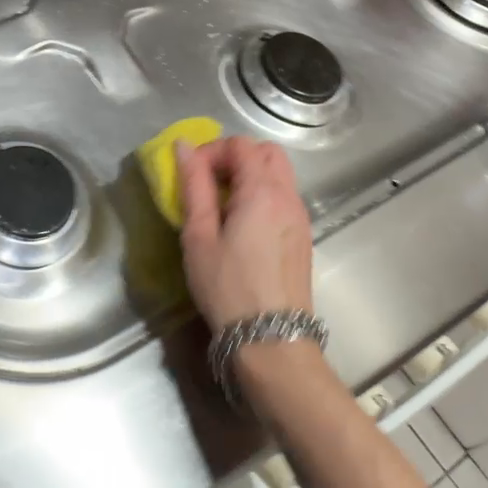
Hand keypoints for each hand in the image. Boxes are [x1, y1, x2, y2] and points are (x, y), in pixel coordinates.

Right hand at [176, 136, 312, 330]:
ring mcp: (300, 217)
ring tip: (223, 205)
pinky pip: (284, 197)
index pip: (240, 145)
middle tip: (209, 183)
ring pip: (279, 174)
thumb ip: (193, 186)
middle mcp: (288, 197)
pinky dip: (263, 195)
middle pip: (267, 152)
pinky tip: (242, 226)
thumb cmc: (227, 288)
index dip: (212, 151)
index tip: (191, 175)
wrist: (272, 342)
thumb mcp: (199, 236)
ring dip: (250, 175)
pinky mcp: (303, 237)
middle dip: (235, 157)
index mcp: (262, 191)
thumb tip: (183, 147)